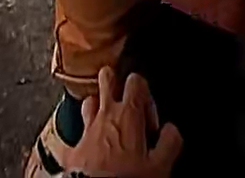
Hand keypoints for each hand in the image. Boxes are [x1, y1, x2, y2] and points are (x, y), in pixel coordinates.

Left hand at [67, 69, 182, 176]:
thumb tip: (172, 130)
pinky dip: (78, 139)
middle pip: (107, 77)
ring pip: (89, 101)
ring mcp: (86, 127)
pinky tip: (85, 147)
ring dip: (97, 108)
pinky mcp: (73, 147)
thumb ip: (170, 143)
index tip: (149, 119)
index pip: (136, 81)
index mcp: (128, 115)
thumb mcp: (160, 167)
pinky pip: (72, 135)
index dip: (145, 94)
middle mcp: (105, 114)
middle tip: (126, 104)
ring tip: (109, 124)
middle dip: (115, 82)